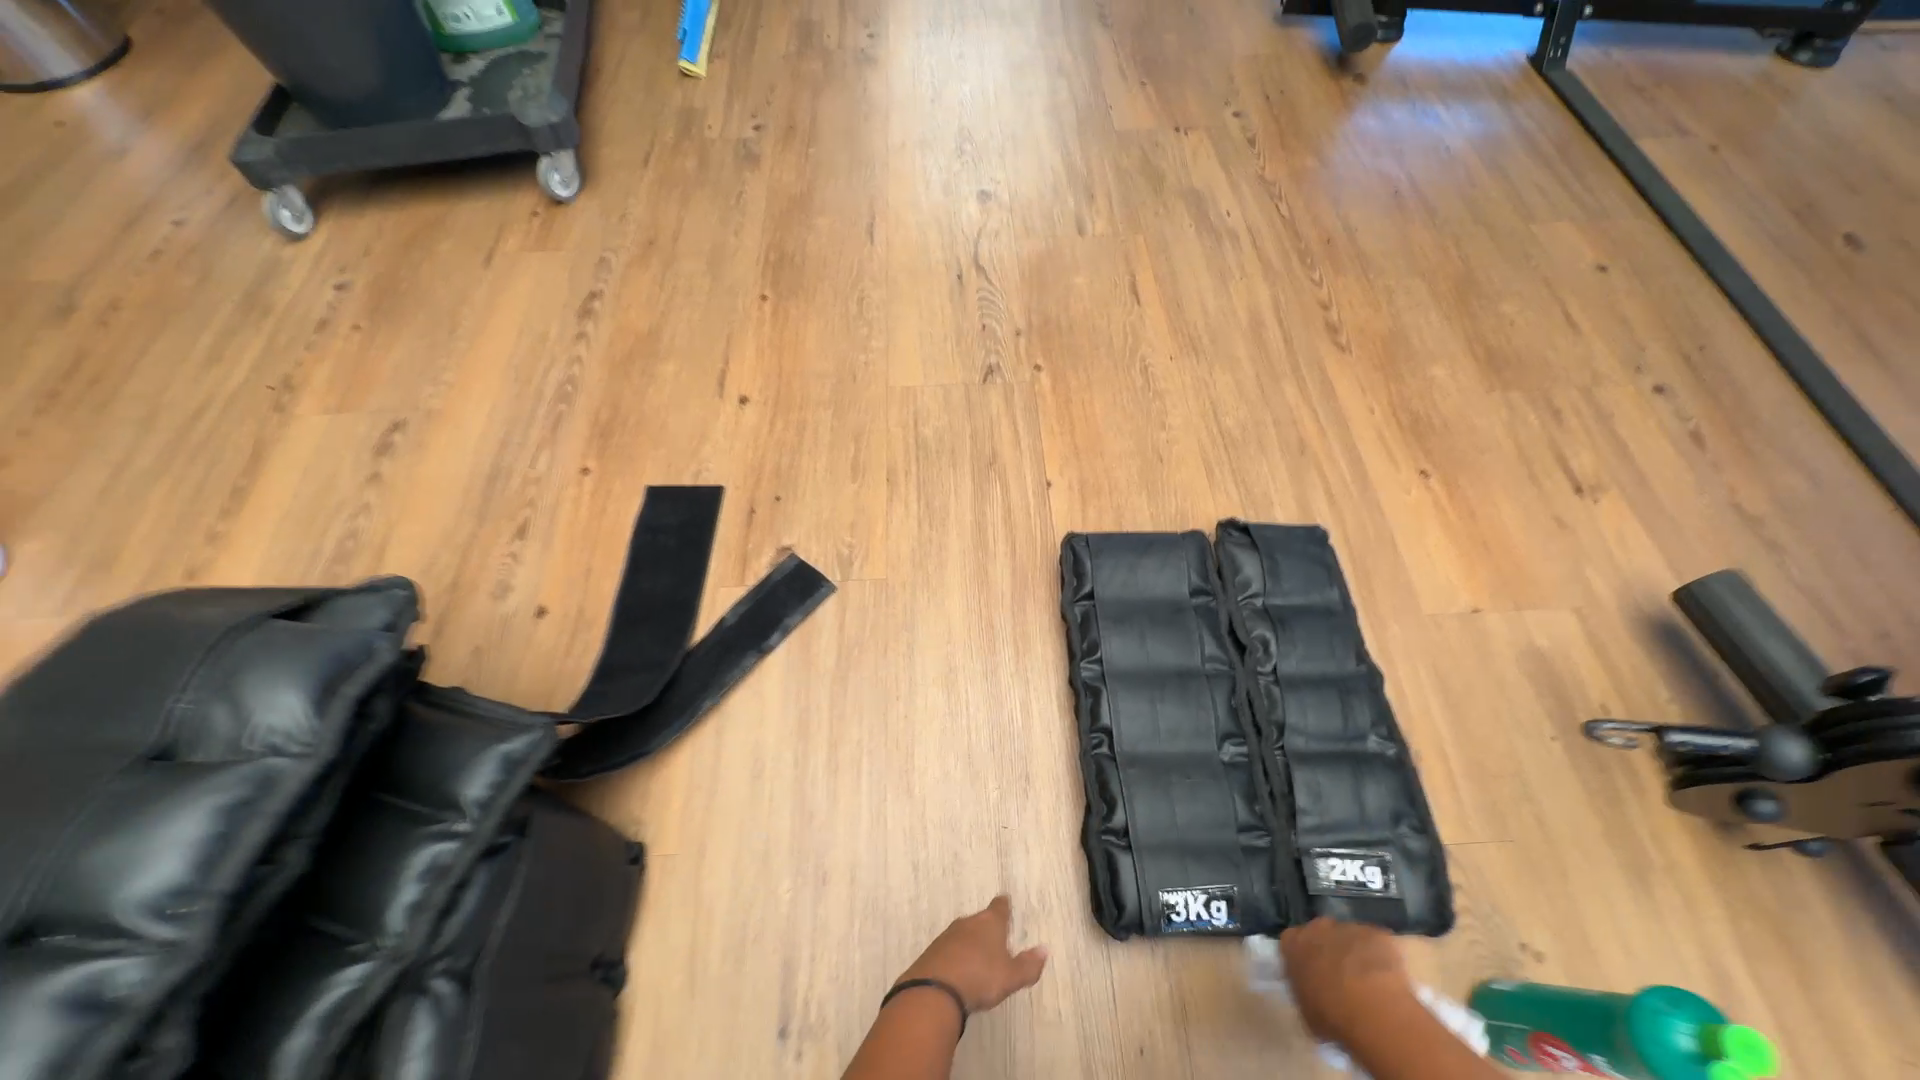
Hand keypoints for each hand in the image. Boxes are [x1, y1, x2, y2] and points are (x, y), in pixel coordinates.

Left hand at [898, 896, 1048, 1011]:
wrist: (935, 991)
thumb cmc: (980, 978)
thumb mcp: (1011, 977)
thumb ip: (1028, 965)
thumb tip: (1044, 950)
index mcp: (989, 923)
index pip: (999, 907)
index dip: (1003, 906)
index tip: (1005, 901)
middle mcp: (967, 923)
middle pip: (980, 920)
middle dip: (987, 928)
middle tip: (995, 939)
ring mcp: (947, 936)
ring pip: (963, 934)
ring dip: (970, 943)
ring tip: (978, 959)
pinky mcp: (932, 952)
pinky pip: (949, 950)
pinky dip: (956, 956)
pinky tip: (959, 971)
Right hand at [1279, 916, 1416, 1045]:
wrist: (1374, 1011)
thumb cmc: (1331, 1014)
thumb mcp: (1305, 1010)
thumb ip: (1305, 991)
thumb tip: (1313, 993)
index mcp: (1293, 943)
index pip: (1292, 942)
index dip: (1303, 958)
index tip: (1311, 975)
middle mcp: (1319, 927)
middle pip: (1322, 933)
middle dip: (1329, 950)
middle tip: (1340, 977)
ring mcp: (1351, 928)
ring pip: (1351, 937)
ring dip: (1356, 953)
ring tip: (1368, 983)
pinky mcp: (1380, 934)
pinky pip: (1378, 944)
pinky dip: (1382, 957)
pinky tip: (1388, 980)